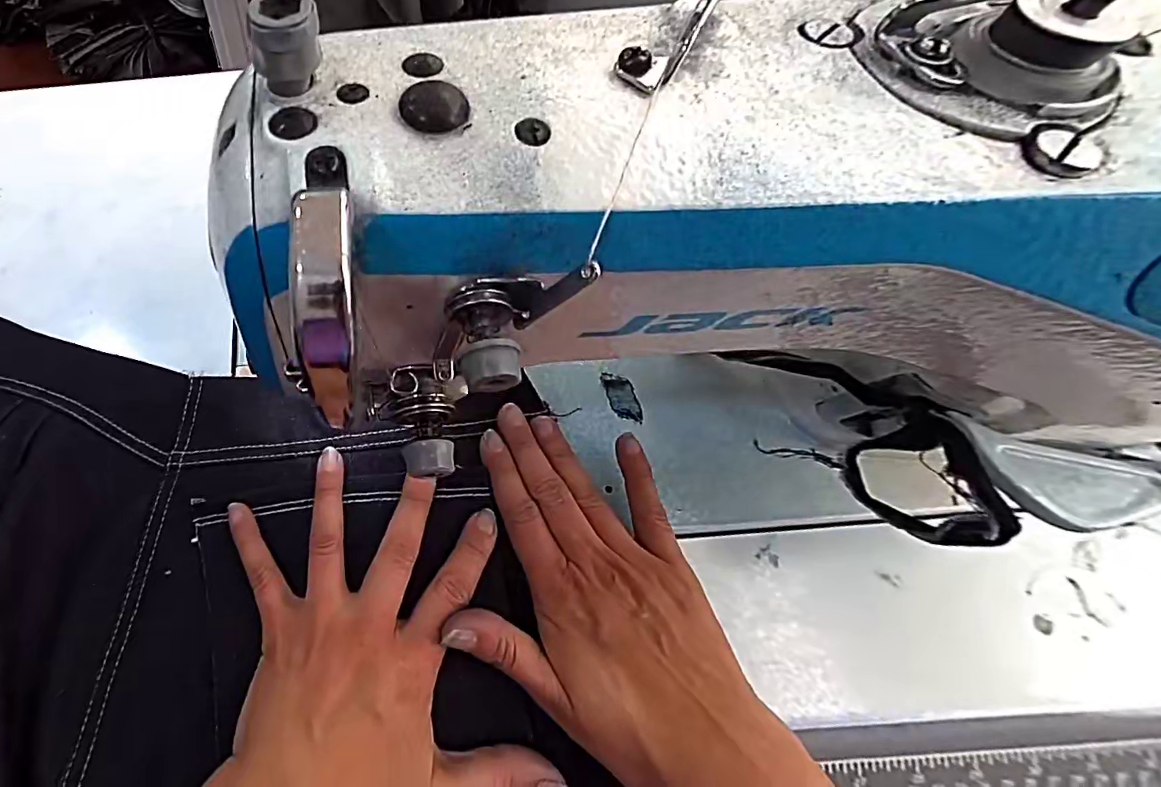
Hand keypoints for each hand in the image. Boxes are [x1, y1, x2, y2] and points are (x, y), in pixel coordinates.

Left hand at [205, 446, 564, 786]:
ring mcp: (323, 620)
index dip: (472, 552)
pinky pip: (262, 577)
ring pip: (329, 544)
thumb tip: (549, 776)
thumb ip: (496, 770)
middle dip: (414, 504)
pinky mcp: (280, 628)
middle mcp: (368, 626)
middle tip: (423, 466)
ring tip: (332, 460)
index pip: (452, 592)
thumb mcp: (436, 781)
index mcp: (409, 657)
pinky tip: (238, 512)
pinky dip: (249, 543)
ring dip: (329, 498)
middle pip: (397, 551)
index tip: (485, 516)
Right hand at [441, 407, 830, 786]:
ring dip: (563, 454)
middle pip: (551, 493)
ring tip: (546, 423)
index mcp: (563, 595)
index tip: (493, 443)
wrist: (708, 745)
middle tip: (512, 414)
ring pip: (588, 494)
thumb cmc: (634, 728)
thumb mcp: (556, 698)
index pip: (523, 517)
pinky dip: (637, 474)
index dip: (505, 474)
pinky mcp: (670, 565)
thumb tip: (453, 621)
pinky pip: (650, 509)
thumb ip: (505, 650)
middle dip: (527, 448)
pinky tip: (627, 446)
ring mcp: (634, 560)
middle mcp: (595, 566)